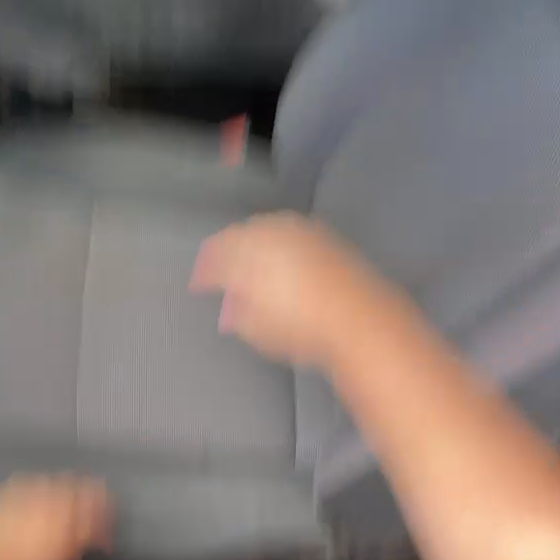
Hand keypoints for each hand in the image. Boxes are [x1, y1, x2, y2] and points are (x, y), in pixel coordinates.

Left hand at [0, 476, 110, 559]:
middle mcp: (56, 508)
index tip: (103, 541)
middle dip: (96, 502)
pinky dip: (45, 486)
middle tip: (96, 511)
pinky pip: (37, 481)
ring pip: (64, 482)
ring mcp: (34, 494)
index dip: (105, 531)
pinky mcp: (13, 489)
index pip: (98, 523)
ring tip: (73, 497)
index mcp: (70, 532)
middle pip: (87, 493)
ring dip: (73, 490)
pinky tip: (43, 492)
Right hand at [190, 212, 399, 366]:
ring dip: (253, 247)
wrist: (361, 322)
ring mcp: (301, 231)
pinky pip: (290, 236)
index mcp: (246, 250)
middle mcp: (272, 232)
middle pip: (239, 237)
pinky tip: (281, 267)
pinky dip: (279, 248)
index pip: (214, 254)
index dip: (203, 272)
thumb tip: (228, 310)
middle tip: (220, 273)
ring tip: (249, 269)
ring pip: (266, 231)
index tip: (198, 285)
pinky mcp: (326, 238)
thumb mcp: (257, 329)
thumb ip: (236, 314)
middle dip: (227, 254)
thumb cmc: (302, 327)